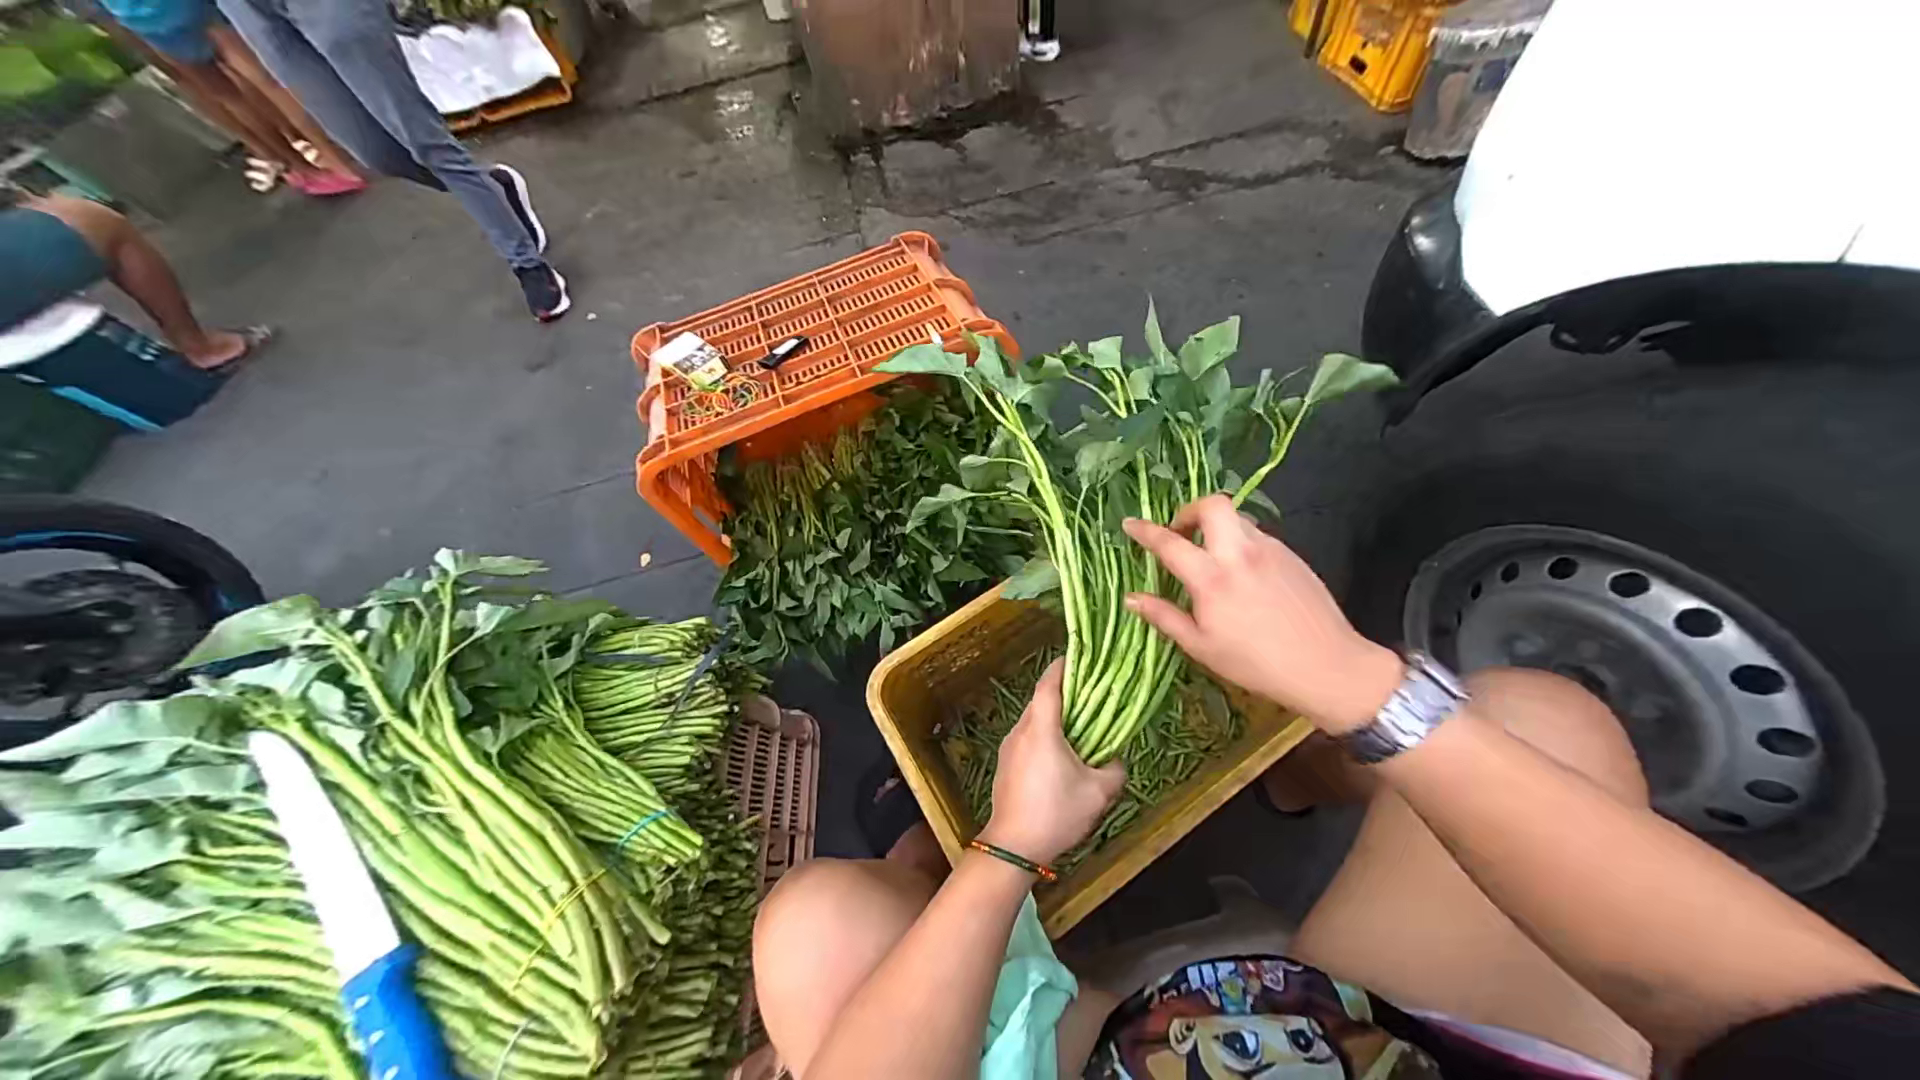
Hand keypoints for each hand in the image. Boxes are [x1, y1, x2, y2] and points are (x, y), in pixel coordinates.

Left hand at [978, 659, 1126, 865]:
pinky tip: (1061, 757)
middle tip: (1090, 697)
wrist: (1013, 846)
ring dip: (1055, 719)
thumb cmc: (1056, 812)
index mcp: (1041, 728)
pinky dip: (1044, 737)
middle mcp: (1021, 730)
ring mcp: (1009, 747)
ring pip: (1034, 721)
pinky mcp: (1005, 765)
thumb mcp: (1099, 793)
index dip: (1063, 667)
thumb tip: (1115, 759)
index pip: (1049, 684)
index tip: (1078, 659)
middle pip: (1041, 701)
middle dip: (1064, 695)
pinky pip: (1027, 740)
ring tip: (1080, 730)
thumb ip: (1114, 769)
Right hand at [1122, 494, 1404, 733]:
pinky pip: (1257, 536)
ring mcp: (1271, 550)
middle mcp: (1240, 553)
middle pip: (1212, 505)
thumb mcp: (1200, 646)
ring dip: (1216, 528)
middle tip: (1181, 535)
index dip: (1144, 530)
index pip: (1169, 542)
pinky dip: (1239, 543)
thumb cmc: (1255, 663)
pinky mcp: (1292, 556)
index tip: (1130, 524)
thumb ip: (1164, 616)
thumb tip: (1131, 598)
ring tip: (1209, 557)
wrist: (1328, 666)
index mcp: (1212, 578)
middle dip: (1190, 511)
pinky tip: (1241, 575)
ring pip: (1237, 518)